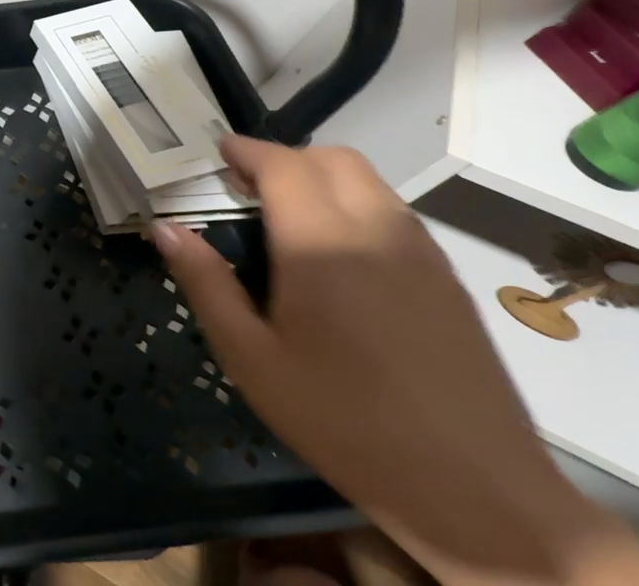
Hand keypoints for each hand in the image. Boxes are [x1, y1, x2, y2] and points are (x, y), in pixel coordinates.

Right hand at [154, 135, 638, 585]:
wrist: (472, 486)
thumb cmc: (340, 419)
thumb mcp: (250, 356)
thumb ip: (206, 283)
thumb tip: (166, 228)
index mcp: (322, 246)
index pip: (285, 166)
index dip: (248, 151)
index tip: (218, 155)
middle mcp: (379, 234)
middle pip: (337, 161)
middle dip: (287, 159)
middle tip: (246, 188)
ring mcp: (424, 257)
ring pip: (373, 186)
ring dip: (325, 181)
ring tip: (285, 221)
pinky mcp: (450, 284)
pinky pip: (398, 218)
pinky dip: (358, 209)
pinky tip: (336, 260)